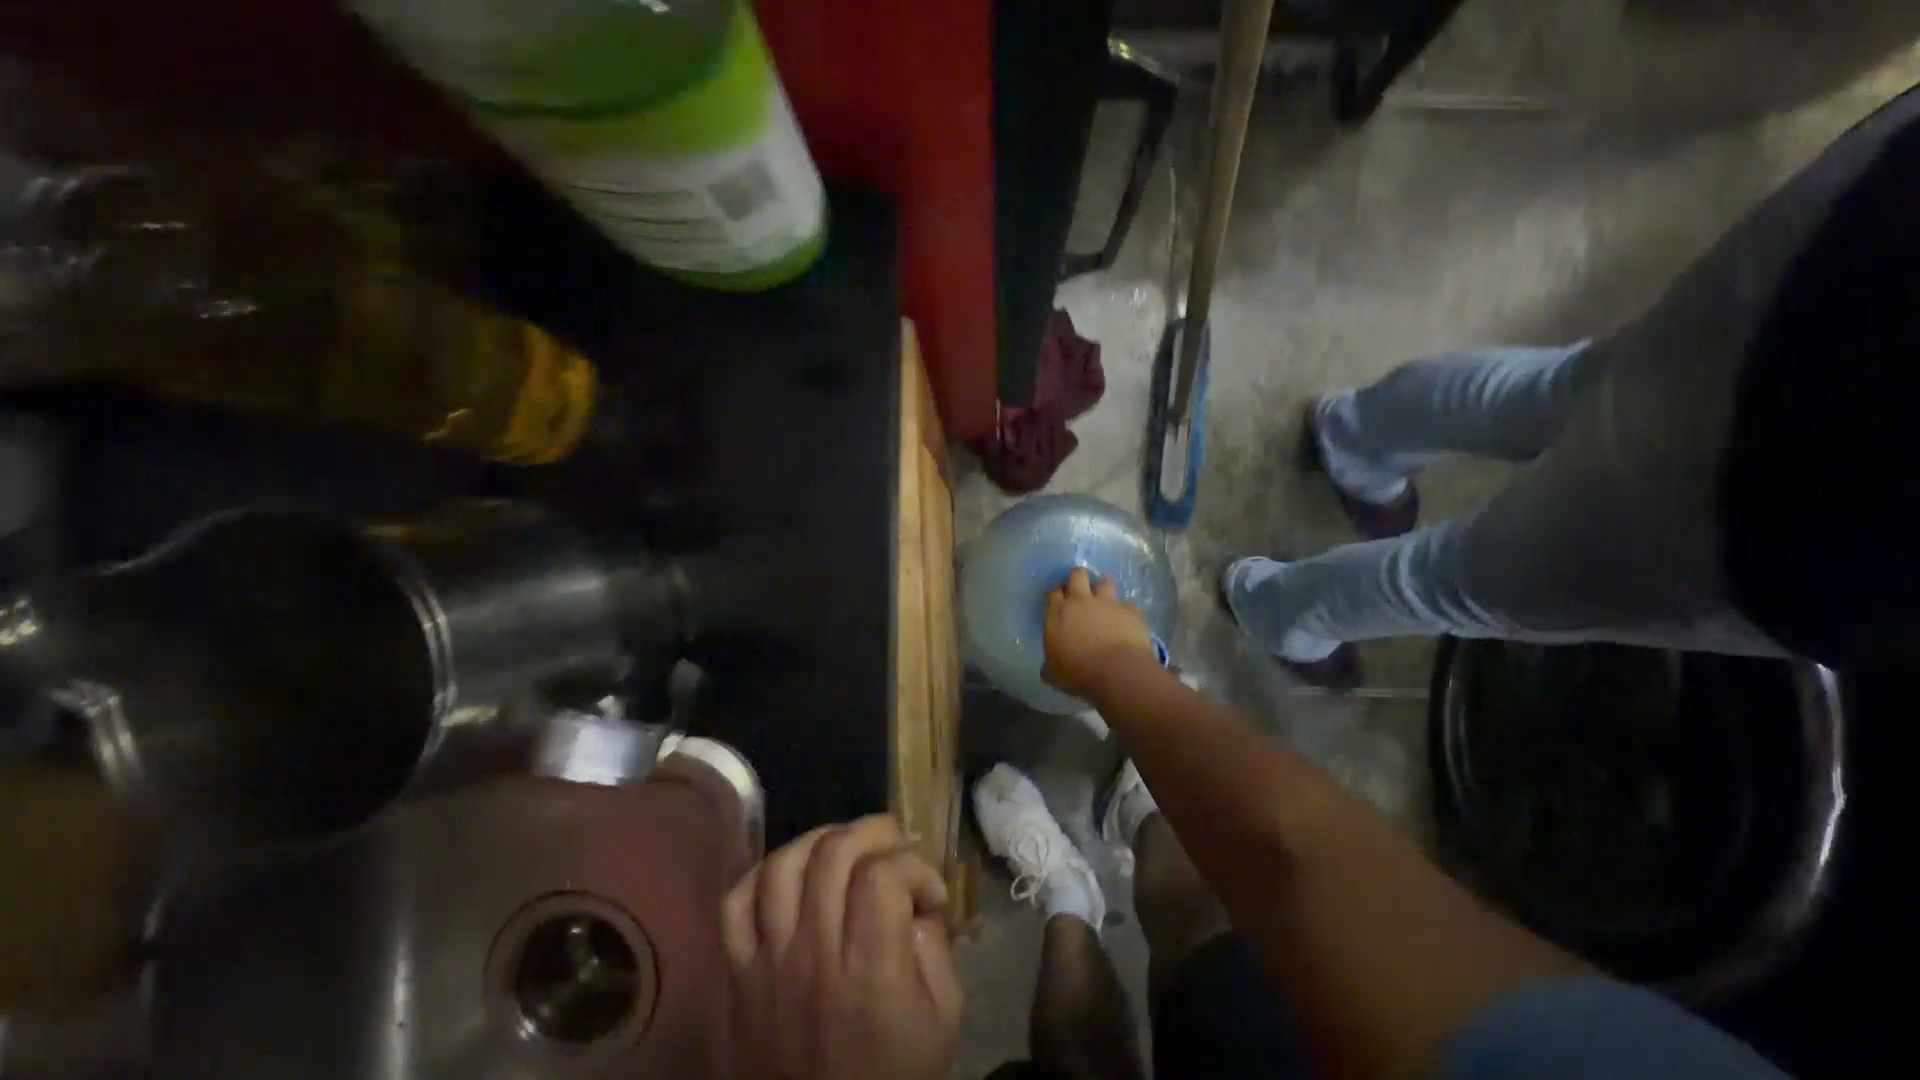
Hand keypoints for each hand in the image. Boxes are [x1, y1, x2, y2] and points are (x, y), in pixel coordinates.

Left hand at [723, 815, 960, 1079]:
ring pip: (783, 864)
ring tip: (847, 848)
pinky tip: (792, 876)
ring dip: (820, 840)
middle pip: (833, 853)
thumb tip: (917, 903)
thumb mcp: (943, 1021)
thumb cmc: (893, 1075)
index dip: (916, 866)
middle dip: (874, 832)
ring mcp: (768, 960)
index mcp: (871, 971)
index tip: (931, 894)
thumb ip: (937, 951)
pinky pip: (735, 901)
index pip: (883, 874)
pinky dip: (762, 873)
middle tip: (897, 847)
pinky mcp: (738, 972)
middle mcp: (814, 953)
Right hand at [1044, 566, 1157, 697]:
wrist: (1117, 671)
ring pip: (1105, 582)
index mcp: (1058, 613)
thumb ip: (1050, 664)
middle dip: (1078, 579)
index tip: (1059, 600)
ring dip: (1103, 589)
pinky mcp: (1131, 611)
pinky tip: (1125, 623)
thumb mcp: (1053, 674)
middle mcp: (1082, 601)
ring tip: (1104, 603)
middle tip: (1080, 592)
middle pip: (1078, 574)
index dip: (1057, 593)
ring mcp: (1108, 603)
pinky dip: (1125, 612)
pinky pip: (1127, 605)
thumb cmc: (1078, 673)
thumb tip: (1048, 667)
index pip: (1054, 592)